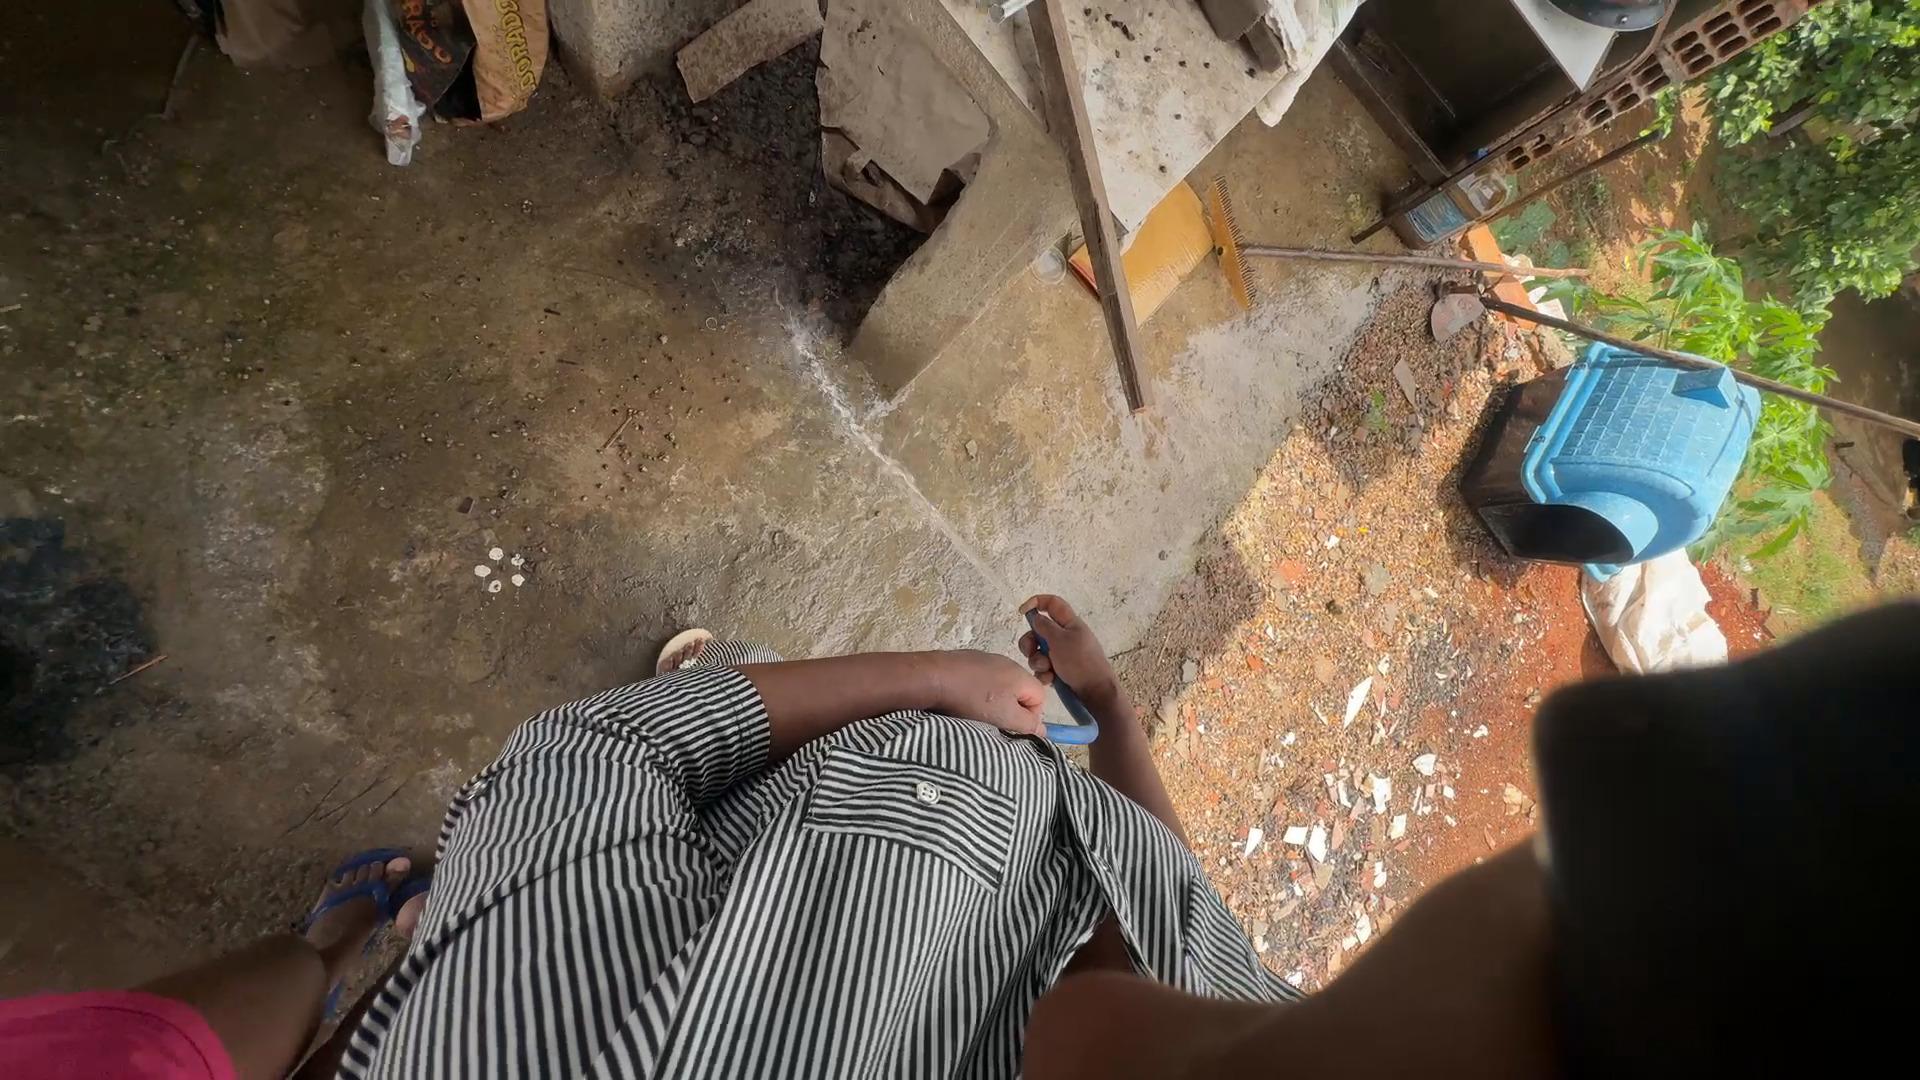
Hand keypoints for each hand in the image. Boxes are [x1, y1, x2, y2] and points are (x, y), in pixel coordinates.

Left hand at [927, 650, 1046, 736]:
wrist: (933, 678)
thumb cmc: (973, 700)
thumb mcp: (1006, 718)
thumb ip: (1028, 724)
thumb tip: (1042, 729)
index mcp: (1020, 674)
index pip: (1040, 698)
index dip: (1031, 716)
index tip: (1013, 727)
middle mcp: (1006, 662)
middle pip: (1019, 691)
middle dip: (1011, 709)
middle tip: (994, 722)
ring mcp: (985, 659)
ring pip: (999, 686)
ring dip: (992, 701)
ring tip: (976, 713)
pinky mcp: (966, 660)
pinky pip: (981, 680)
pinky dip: (976, 691)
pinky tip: (963, 700)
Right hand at [1018, 595, 1119, 706]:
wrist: (1095, 692)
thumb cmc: (1080, 662)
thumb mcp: (1060, 640)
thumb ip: (1045, 626)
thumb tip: (1036, 617)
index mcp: (1069, 623)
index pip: (1052, 603)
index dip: (1036, 602)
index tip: (1021, 612)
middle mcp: (1065, 636)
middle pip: (1039, 631)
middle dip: (1031, 642)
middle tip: (1031, 651)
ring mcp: (1063, 654)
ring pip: (1038, 652)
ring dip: (1038, 661)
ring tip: (1047, 669)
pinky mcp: (1060, 670)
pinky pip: (1044, 667)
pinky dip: (1044, 673)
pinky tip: (1050, 679)